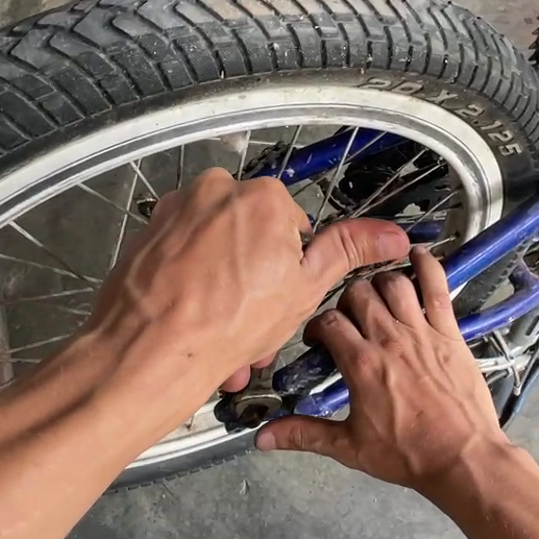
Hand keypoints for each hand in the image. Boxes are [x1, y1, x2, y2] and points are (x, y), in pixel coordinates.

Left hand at [82, 167, 408, 400]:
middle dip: (254, 286)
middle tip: (251, 331)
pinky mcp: (144, 233)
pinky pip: (181, 257)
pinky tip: (193, 327)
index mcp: (263, 196)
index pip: (292, 231)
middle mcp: (216, 189)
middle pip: (250, 239)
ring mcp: (176, 209)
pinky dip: (190, 287)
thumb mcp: (305, 289)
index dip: (290, 274)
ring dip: (224, 293)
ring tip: (222, 340)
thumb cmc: (233, 322)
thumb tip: (393, 234)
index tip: (280, 306)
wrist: (149, 350)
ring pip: (215, 252)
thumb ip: (347, 252)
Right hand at [256, 246, 520, 494]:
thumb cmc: (410, 454)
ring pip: (392, 283)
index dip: (318, 326)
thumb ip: (304, 435)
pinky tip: (417, 255)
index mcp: (361, 364)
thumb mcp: (349, 448)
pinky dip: (427, 265)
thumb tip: (263, 438)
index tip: (321, 338)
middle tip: (350, 320)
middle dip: (347, 302)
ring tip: (377, 298)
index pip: (328, 322)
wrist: (463, 458)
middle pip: (357, 294)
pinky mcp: (448, 332)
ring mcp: (421, 331)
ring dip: (380, 284)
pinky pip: (436, 286)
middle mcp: (389, 339)